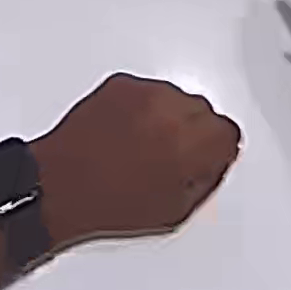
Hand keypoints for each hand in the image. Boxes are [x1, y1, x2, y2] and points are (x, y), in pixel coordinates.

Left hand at [30, 73, 241, 250]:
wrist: (64, 182)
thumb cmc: (111, 200)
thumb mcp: (176, 207)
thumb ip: (205, 176)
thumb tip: (214, 159)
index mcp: (188, 143)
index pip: (227, 130)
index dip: (217, 147)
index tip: (208, 156)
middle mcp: (168, 109)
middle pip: (203, 108)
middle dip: (195, 129)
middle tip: (174, 152)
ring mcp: (142, 92)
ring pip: (175, 95)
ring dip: (168, 113)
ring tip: (145, 141)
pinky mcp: (119, 82)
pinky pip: (146, 89)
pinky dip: (142, 104)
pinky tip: (127, 128)